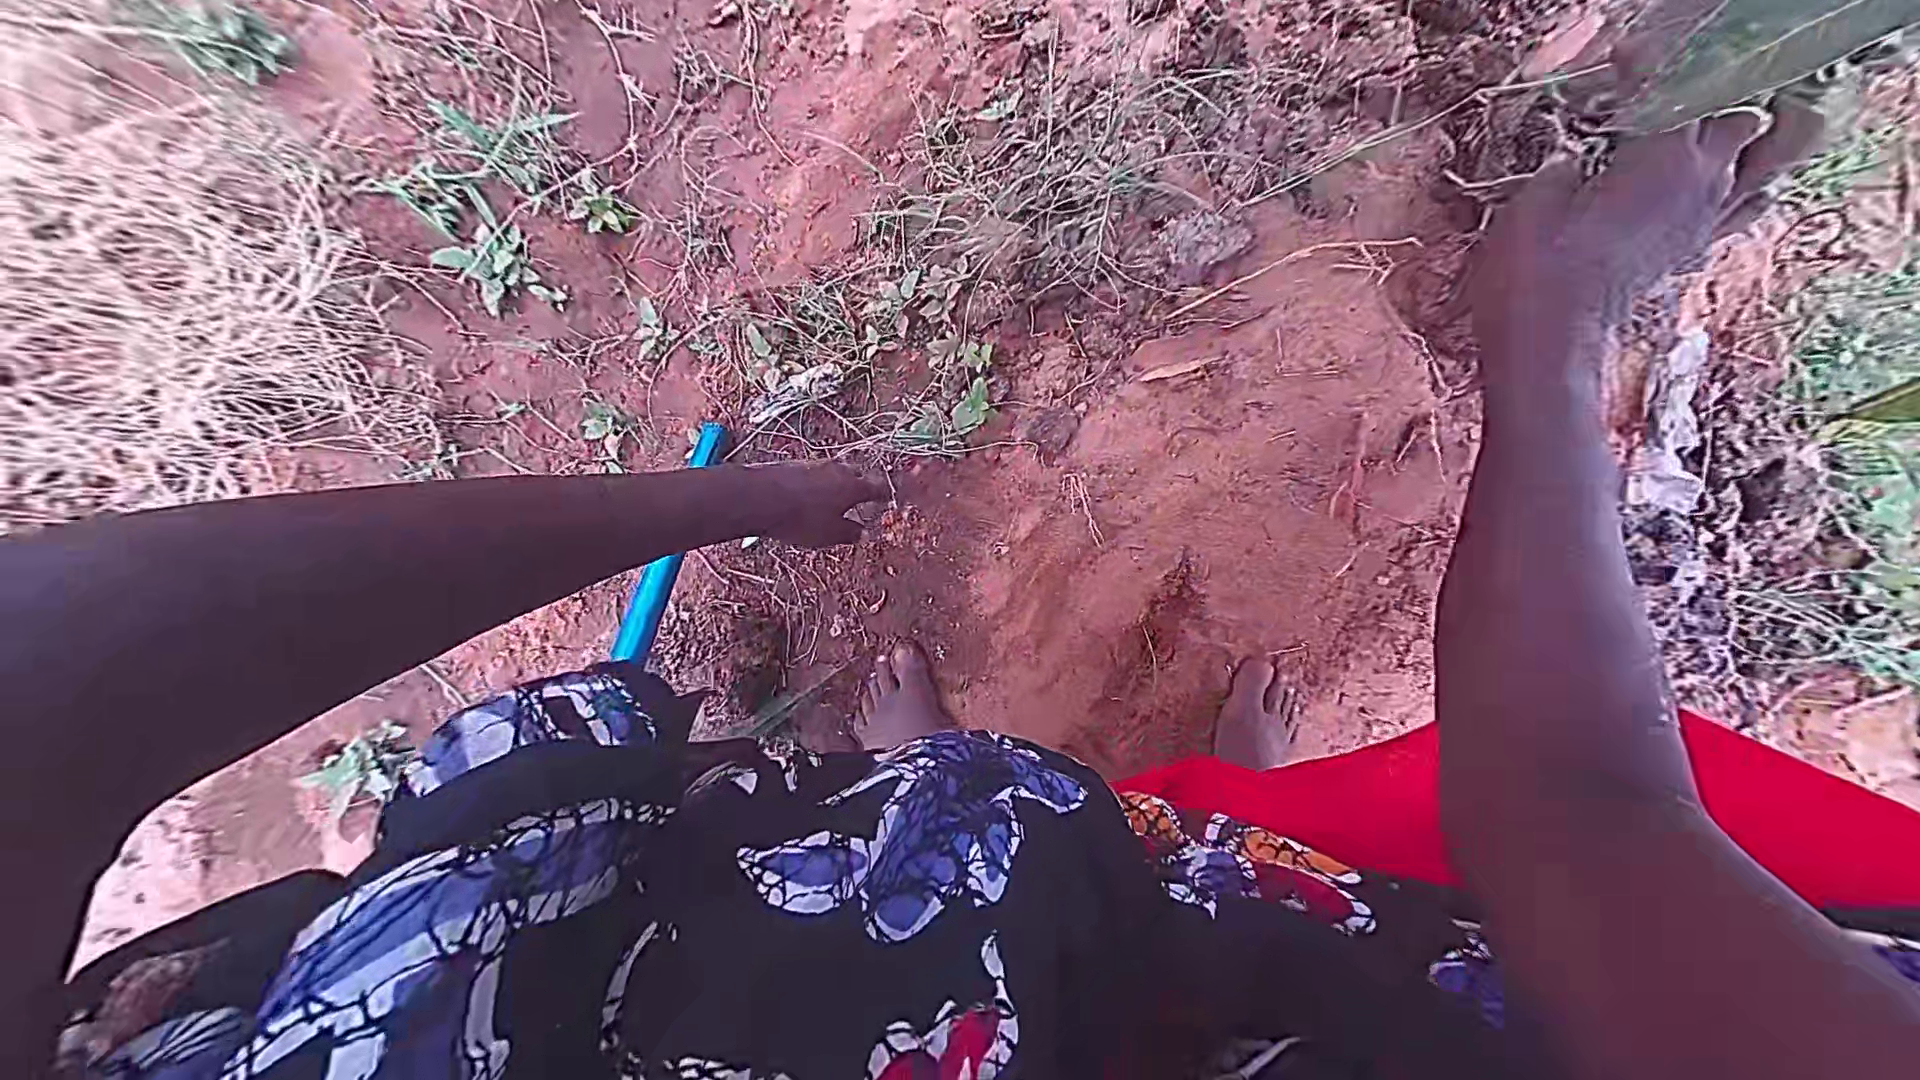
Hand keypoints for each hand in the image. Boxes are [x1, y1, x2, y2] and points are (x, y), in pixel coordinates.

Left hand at [745, 460, 887, 547]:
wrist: (759, 498)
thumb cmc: (800, 519)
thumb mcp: (830, 534)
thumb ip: (850, 532)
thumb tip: (863, 533)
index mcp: (853, 487)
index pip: (878, 487)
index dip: (885, 495)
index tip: (887, 500)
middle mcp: (838, 470)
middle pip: (858, 475)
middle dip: (862, 485)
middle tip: (862, 498)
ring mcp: (815, 464)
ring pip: (835, 472)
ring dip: (839, 483)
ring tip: (835, 499)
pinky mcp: (794, 465)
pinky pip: (815, 473)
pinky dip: (819, 483)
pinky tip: (811, 495)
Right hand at [1468, 98, 1821, 360]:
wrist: (1547, 338)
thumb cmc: (1532, 273)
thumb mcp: (1524, 211)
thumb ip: (1555, 173)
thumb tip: (1569, 161)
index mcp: (1662, 155)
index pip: (1674, 87)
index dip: (1648, 67)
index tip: (1623, 59)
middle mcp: (1703, 178)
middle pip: (1739, 117)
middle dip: (1706, 105)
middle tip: (1660, 111)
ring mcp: (1705, 217)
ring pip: (1768, 157)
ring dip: (1747, 144)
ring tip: (1710, 144)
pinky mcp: (1691, 250)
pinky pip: (1746, 206)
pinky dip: (1739, 190)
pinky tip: (1712, 192)